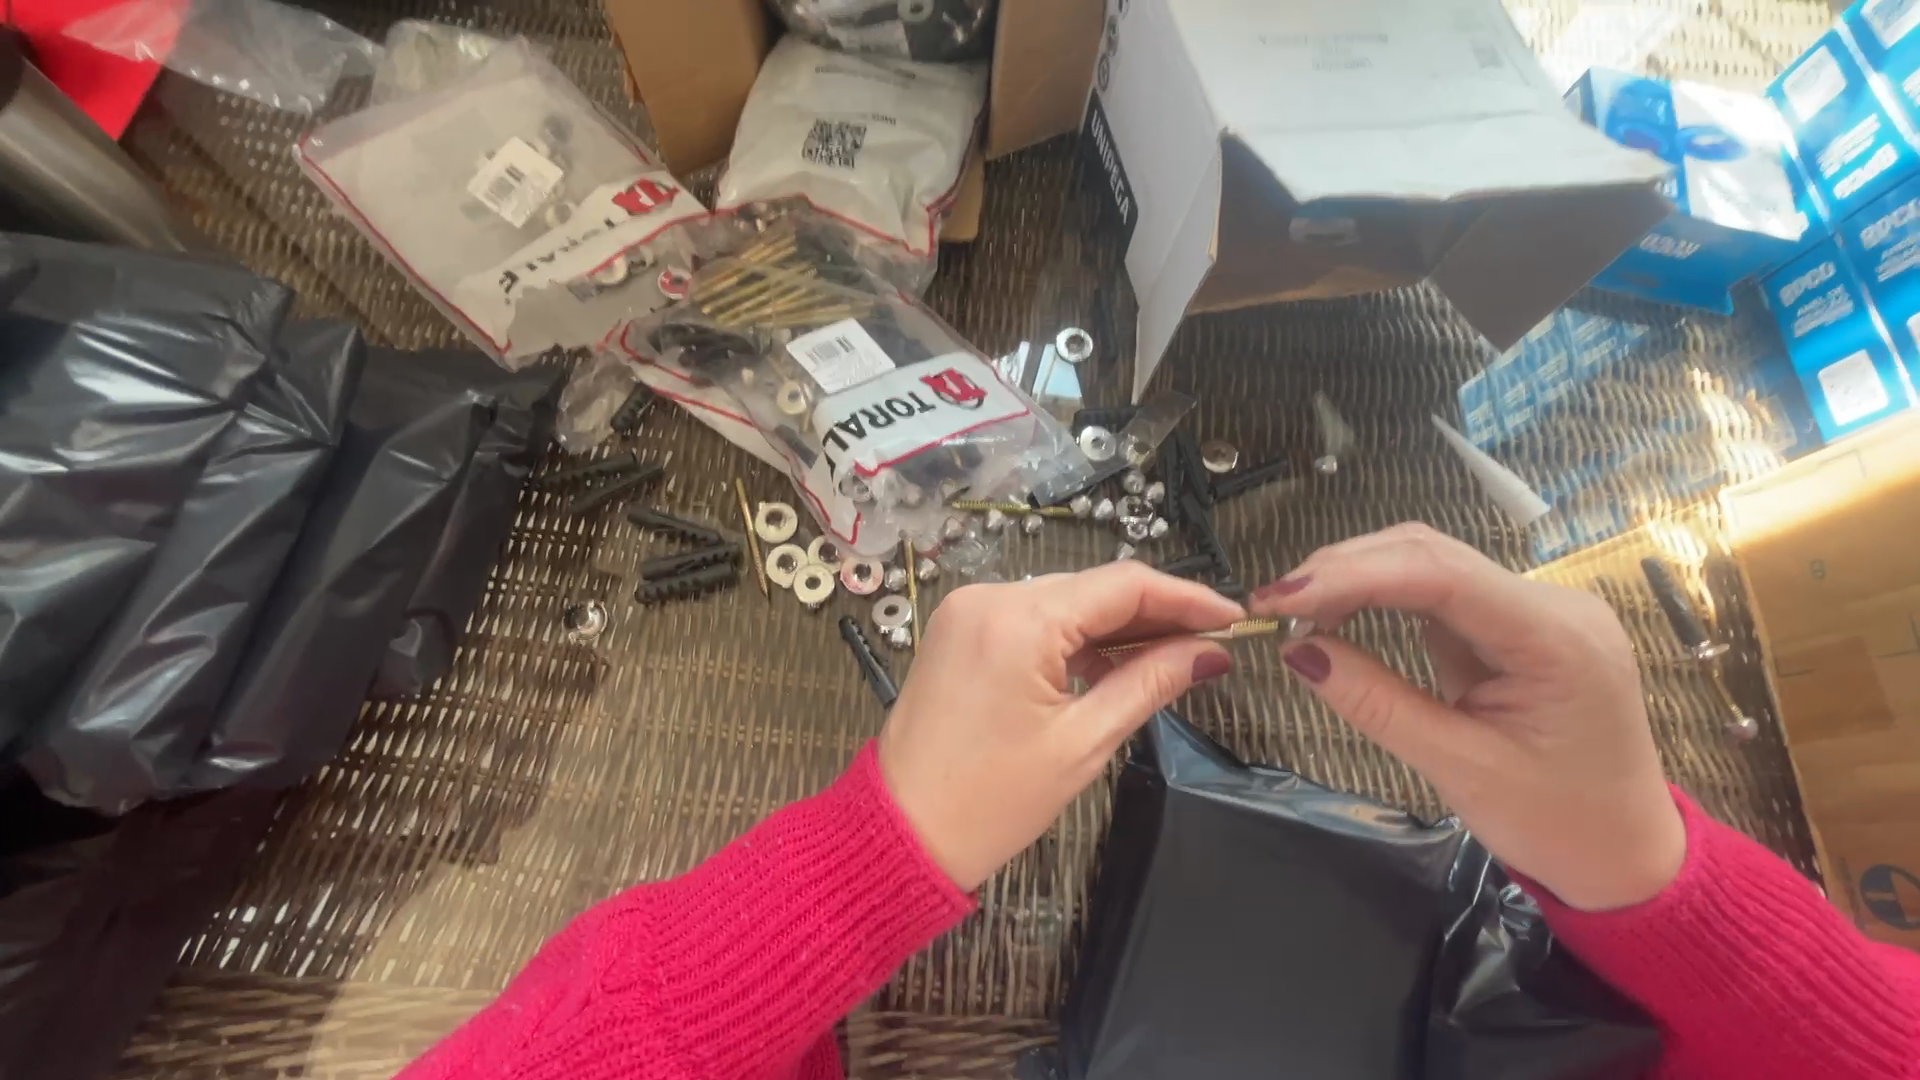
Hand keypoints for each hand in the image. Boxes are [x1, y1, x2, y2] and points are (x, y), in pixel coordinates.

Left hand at [879, 562, 1243, 890]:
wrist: (901, 829)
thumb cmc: (992, 800)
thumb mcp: (1084, 742)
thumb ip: (1149, 682)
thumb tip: (1210, 652)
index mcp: (1019, 619)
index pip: (1121, 585)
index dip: (1185, 597)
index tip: (1232, 619)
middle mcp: (989, 595)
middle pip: (1091, 587)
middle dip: (1152, 612)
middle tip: (1208, 644)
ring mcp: (968, 608)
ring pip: (1061, 599)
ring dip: (1113, 624)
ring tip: (1169, 656)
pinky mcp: (959, 626)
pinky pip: (1030, 616)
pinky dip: (1071, 635)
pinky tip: (1109, 661)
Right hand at [1249, 523, 1684, 911]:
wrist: (1625, 853)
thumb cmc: (1555, 822)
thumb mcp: (1457, 767)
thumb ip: (1375, 701)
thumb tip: (1295, 648)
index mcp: (1556, 639)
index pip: (1439, 576)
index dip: (1349, 577)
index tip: (1278, 600)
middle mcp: (1548, 602)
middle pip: (1427, 552)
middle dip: (1340, 570)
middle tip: (1272, 606)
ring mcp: (1528, 605)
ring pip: (1423, 559)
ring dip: (1350, 576)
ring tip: (1292, 609)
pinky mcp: (1505, 618)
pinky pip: (1428, 587)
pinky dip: (1370, 593)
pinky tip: (1332, 611)